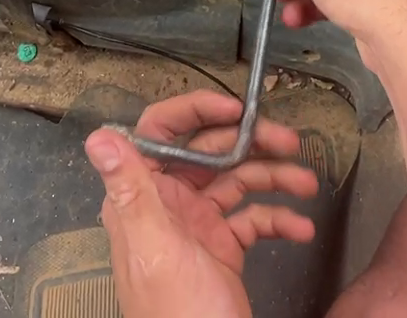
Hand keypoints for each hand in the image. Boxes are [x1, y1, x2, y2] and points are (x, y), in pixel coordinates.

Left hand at [85, 91, 319, 317]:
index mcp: (145, 196)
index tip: (236, 109)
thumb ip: (131, 190)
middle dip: (252, 143)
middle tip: (291, 142)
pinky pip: (252, 220)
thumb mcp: (156, 250)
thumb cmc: (178, 316)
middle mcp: (169, 203)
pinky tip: (301, 227)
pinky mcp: (223, 249)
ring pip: (238, 182)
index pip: (161, 131)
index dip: (195, 110)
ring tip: (308, 183)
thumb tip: (98, 137)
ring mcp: (198, 226)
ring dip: (274, 179)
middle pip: (210, 153)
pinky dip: (278, 219)